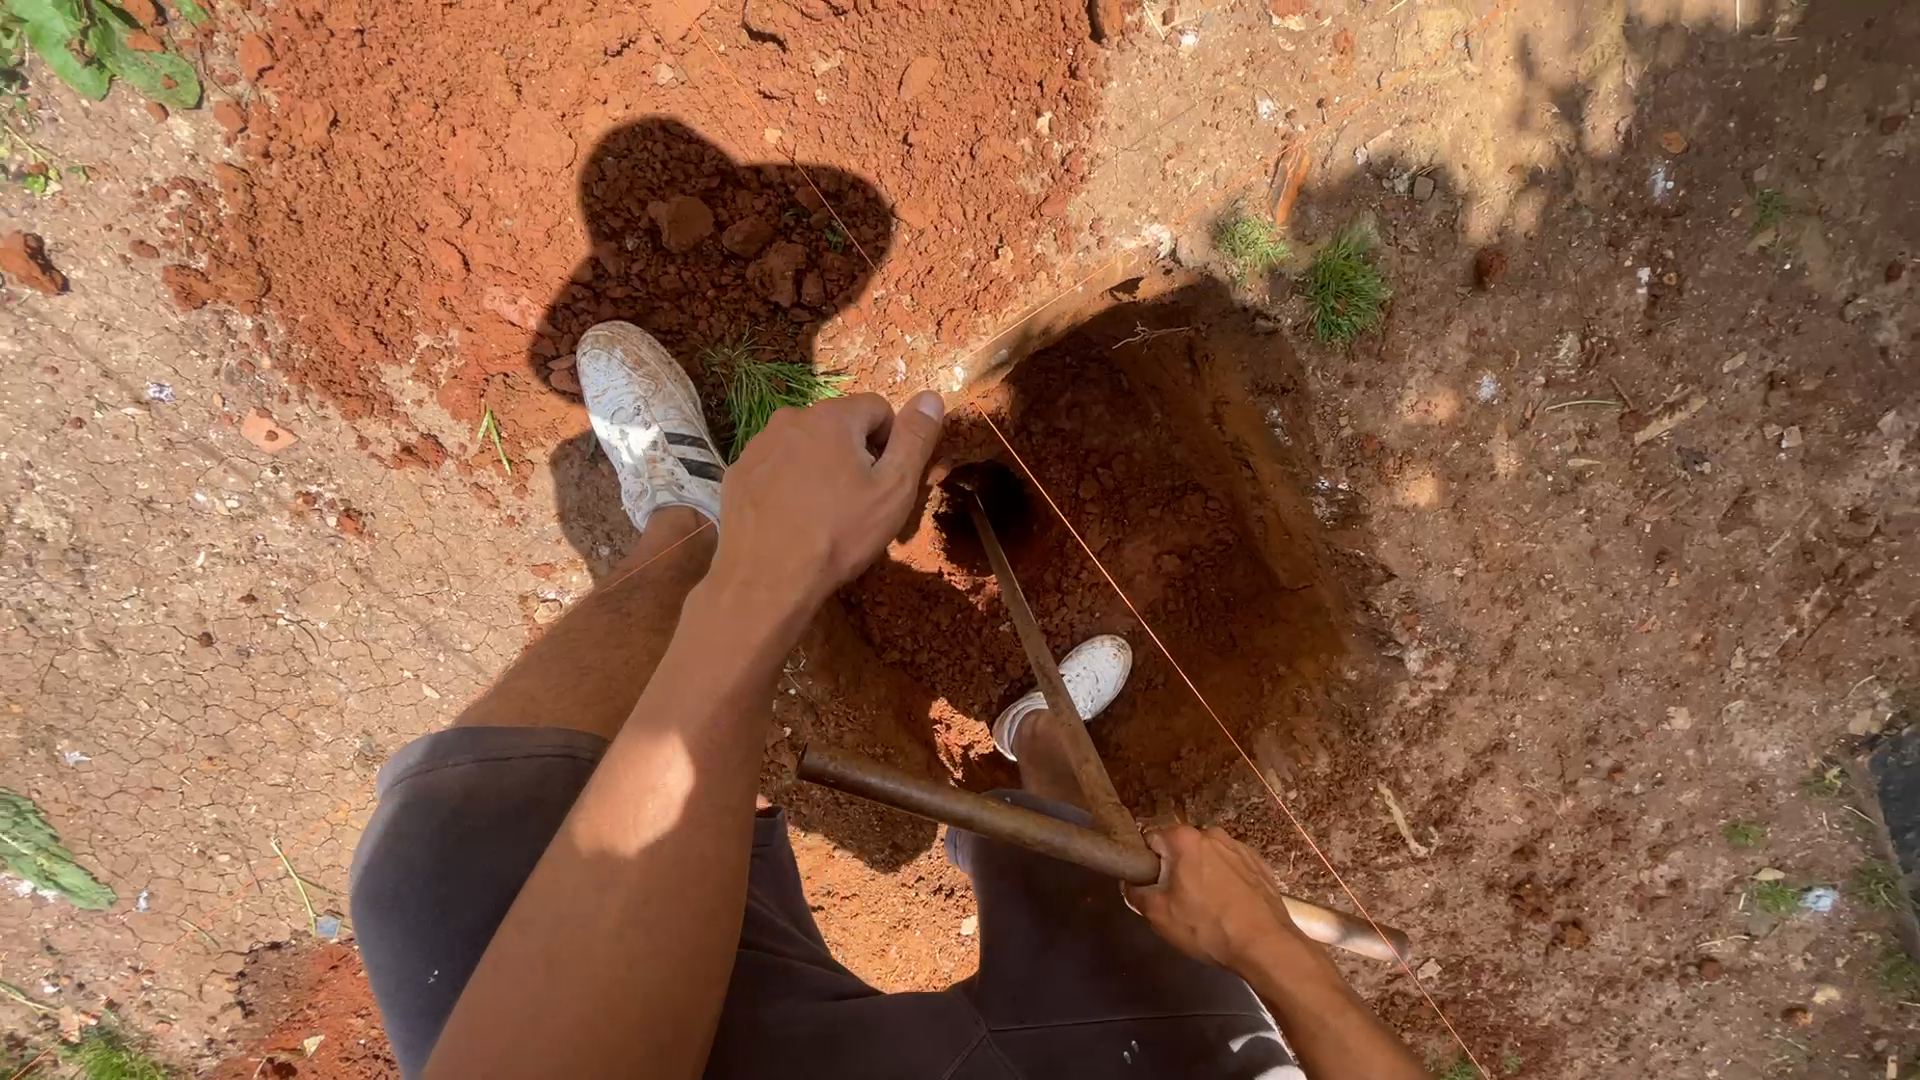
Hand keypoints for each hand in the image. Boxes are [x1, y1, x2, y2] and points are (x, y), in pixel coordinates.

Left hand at [709, 390, 944, 615]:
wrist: (766, 580)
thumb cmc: (839, 534)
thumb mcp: (893, 490)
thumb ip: (915, 439)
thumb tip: (932, 397)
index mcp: (833, 417)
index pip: (879, 409)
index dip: (891, 445)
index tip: (885, 483)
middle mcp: (791, 418)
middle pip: (841, 425)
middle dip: (855, 455)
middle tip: (859, 503)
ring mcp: (759, 445)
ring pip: (807, 445)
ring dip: (822, 468)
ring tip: (824, 514)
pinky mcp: (738, 473)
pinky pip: (777, 466)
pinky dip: (790, 483)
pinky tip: (794, 518)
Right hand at [1124, 825, 1308, 973]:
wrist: (1267, 946)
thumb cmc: (1208, 927)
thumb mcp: (1159, 915)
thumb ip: (1136, 893)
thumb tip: (1131, 883)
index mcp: (1183, 838)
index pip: (1151, 840)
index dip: (1148, 865)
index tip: (1154, 888)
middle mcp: (1211, 833)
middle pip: (1180, 848)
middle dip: (1176, 870)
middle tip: (1179, 903)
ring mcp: (1238, 847)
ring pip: (1208, 857)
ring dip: (1203, 875)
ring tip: (1209, 909)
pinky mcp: (1259, 863)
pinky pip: (1232, 867)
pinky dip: (1228, 882)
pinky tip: (1231, 908)